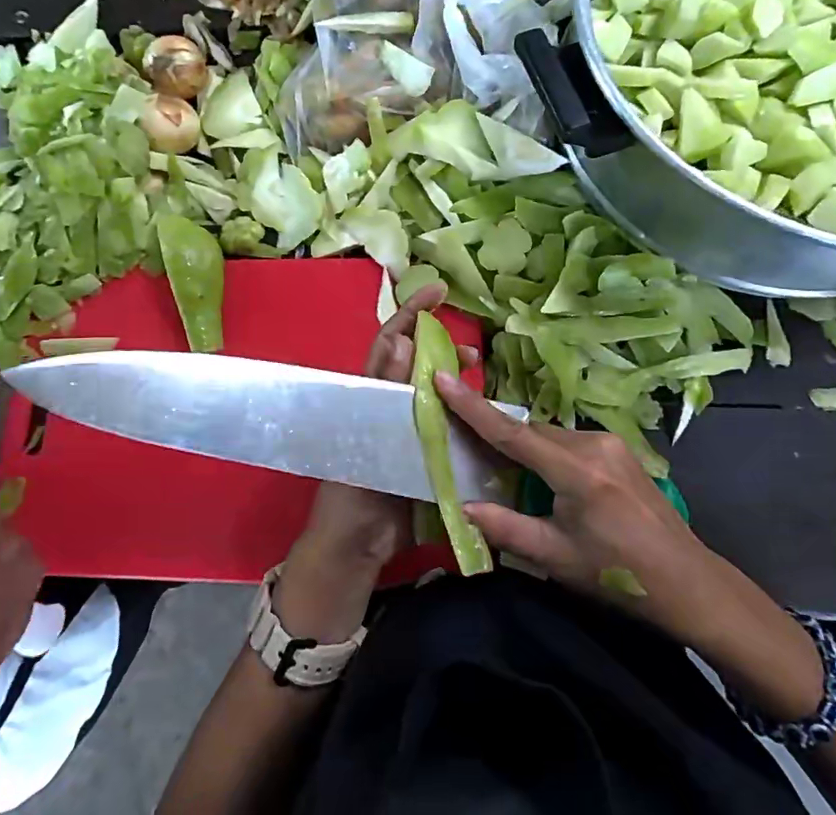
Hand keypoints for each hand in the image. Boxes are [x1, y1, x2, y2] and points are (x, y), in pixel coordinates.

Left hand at [274, 283, 476, 640]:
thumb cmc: (353, 490)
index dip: (411, 313)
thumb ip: (385, 391)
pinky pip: (445, 424)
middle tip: (472, 351)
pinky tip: (483, 415)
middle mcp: (388, 405)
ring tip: (479, 376)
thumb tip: (402, 341)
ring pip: (434, 391)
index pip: (390, 341)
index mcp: (368, 393)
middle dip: (442, 347)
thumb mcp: (366, 436)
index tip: (438, 291)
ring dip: (455, 379)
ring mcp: (405, 429)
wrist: (356, 545)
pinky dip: (464, 413)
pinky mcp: (422, 453)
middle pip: (416, 363)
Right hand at [439, 373, 827, 719]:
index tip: (443, 379)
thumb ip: (506, 528)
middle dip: (499, 439)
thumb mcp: (557, 559)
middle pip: (531, 432)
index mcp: (577, 472)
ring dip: (527, 451)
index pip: (513, 434)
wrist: (690, 582)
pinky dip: (549, 456)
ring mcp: (611, 444)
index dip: (473, 407)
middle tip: (467, 452)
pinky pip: (569, 443)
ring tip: (511, 481)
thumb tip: (462, 507)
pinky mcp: (620, 450)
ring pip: (550, 437)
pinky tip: (547, 483)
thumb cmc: (620, 577)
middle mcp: (594, 445)